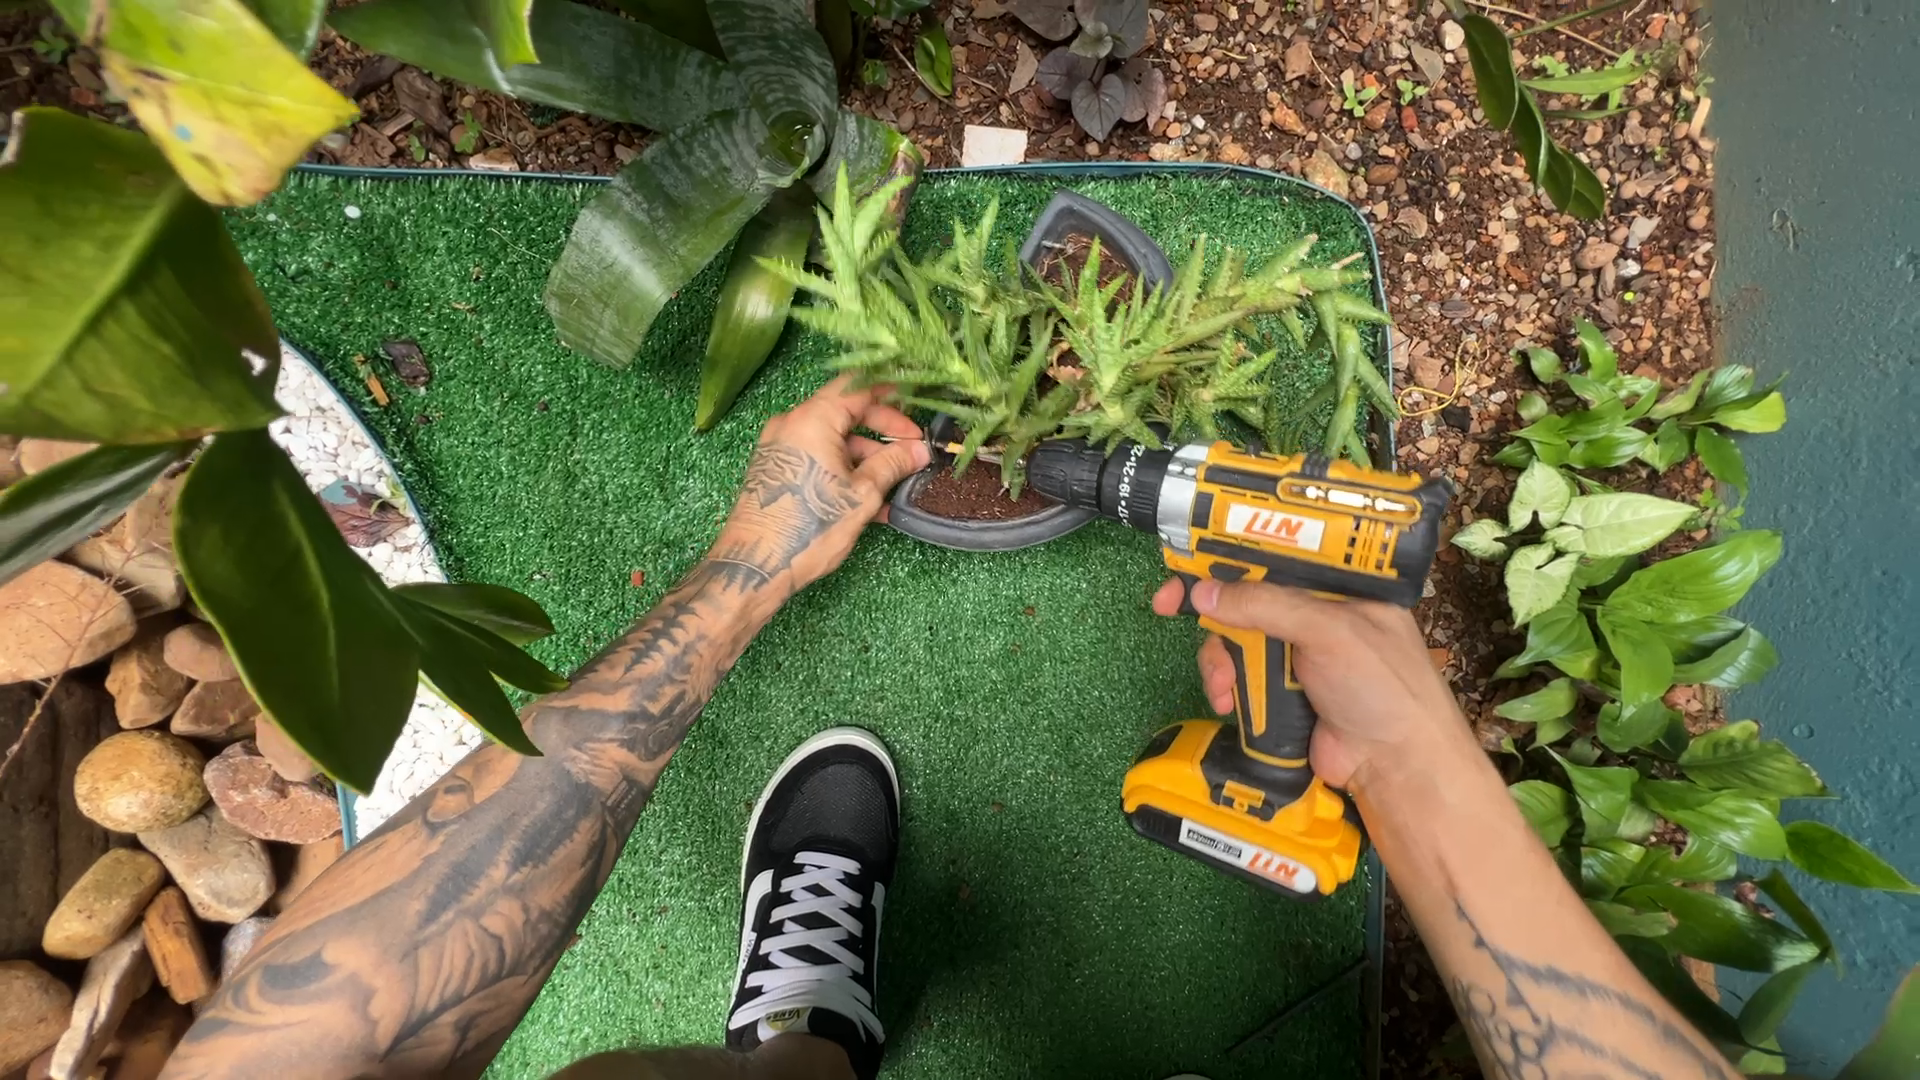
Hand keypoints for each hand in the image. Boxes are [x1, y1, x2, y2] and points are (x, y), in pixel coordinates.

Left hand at [710, 377, 929, 597]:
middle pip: (847, 411)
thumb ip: (893, 464)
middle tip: (912, 451)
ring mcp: (781, 446)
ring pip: (834, 439)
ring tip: (895, 485)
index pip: (859, 387)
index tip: (917, 410)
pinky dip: (845, 470)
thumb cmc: (810, 527)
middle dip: (884, 431)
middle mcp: (792, 424)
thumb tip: (919, 450)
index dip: (893, 396)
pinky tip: (869, 499)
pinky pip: (818, 457)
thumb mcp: (862, 494)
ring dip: (867, 456)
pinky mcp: (777, 469)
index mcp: (813, 419)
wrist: (757, 563)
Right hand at [1150, 577, 1469, 790]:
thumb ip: (1265, 606)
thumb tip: (1202, 592)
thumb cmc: (1381, 687)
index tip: (1187, 559)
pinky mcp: (1277, 687)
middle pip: (1244, 595)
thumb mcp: (1327, 632)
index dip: (1229, 553)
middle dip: (1209, 607)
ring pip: (1232, 636)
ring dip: (1218, 659)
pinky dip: (1224, 685)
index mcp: (1337, 586)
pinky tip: (1228, 702)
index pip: (1274, 555)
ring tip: (1224, 686)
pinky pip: (1234, 672)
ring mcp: (1293, 652)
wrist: (1393, 769)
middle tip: (1165, 605)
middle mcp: (1313, 612)